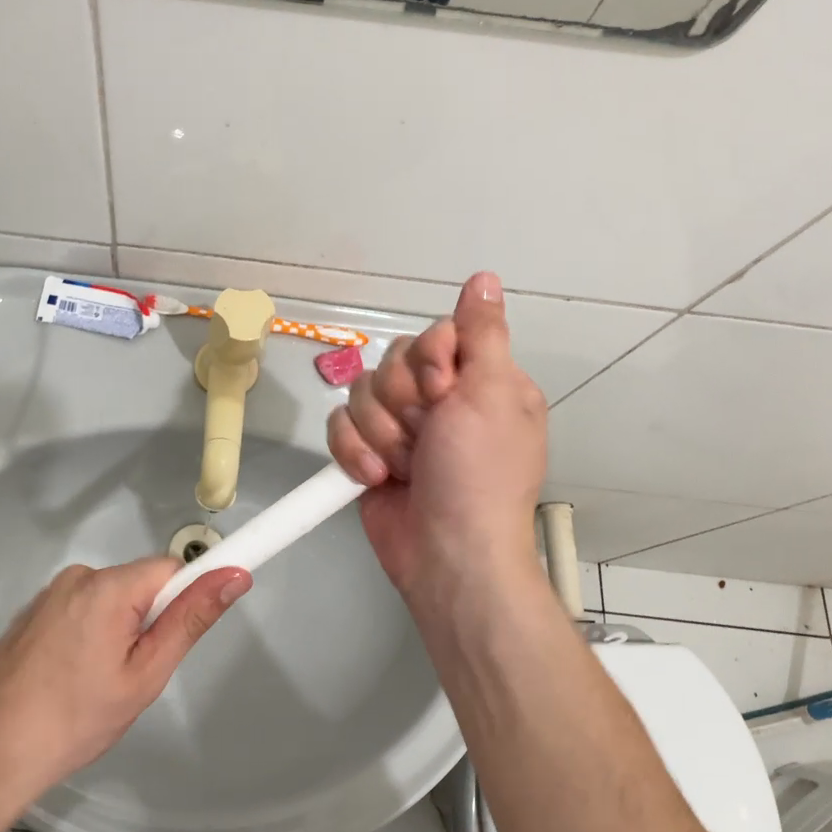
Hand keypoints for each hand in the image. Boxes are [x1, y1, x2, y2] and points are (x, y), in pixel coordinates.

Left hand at [0, 557, 251, 797]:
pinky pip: (78, 614)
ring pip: (108, 603)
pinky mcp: (29, 616)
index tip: (187, 632)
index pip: (171, 568)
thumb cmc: (74, 720)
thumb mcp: (144, 675)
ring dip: (116, 633)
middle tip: (132, 677)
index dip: (187, 597)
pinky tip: (69, 683)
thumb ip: (190, 620)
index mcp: (107, 587)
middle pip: (138, 586)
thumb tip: (234, 574)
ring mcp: (47, 596)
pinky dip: (86, 639)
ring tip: (97, 688)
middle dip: (147, 623)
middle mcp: (77, 578)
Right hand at [327, 272, 547, 616]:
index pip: (436, 334)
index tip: (442, 392)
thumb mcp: (492, 396)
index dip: (428, 359)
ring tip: (402, 468)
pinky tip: (376, 479)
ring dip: (378, 434)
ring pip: (360, 393)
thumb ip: (482, 334)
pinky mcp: (366, 454)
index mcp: (480, 381)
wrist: (445, 553)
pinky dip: (353, 454)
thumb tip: (483, 278)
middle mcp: (441, 400)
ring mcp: (401, 429)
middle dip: (401, 404)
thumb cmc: (479, 476)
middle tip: (426, 438)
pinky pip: (339, 426)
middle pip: (392, 362)